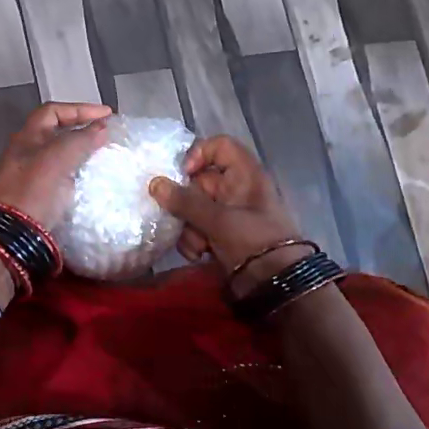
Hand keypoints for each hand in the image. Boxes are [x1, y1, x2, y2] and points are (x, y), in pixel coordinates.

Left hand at [0, 102, 113, 228]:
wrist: (16, 232)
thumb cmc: (35, 190)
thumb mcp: (58, 159)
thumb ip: (81, 140)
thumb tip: (102, 128)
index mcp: (26, 138)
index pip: (53, 112)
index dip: (80, 109)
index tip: (107, 115)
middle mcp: (26, 153)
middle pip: (55, 132)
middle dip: (81, 130)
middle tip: (105, 134)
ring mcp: (30, 176)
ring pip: (58, 155)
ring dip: (80, 152)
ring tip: (102, 155)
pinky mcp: (37, 196)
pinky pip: (60, 176)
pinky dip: (77, 172)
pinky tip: (90, 179)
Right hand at [148, 135, 309, 290]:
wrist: (273, 281)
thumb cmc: (252, 241)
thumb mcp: (218, 220)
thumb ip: (185, 202)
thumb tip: (155, 184)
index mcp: (244, 175)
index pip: (219, 146)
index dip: (198, 154)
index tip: (183, 174)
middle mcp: (235, 190)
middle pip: (198, 182)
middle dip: (187, 205)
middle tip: (182, 219)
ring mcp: (227, 214)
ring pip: (193, 210)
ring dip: (189, 229)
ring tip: (198, 245)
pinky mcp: (219, 236)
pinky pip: (196, 230)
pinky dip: (194, 242)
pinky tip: (199, 255)